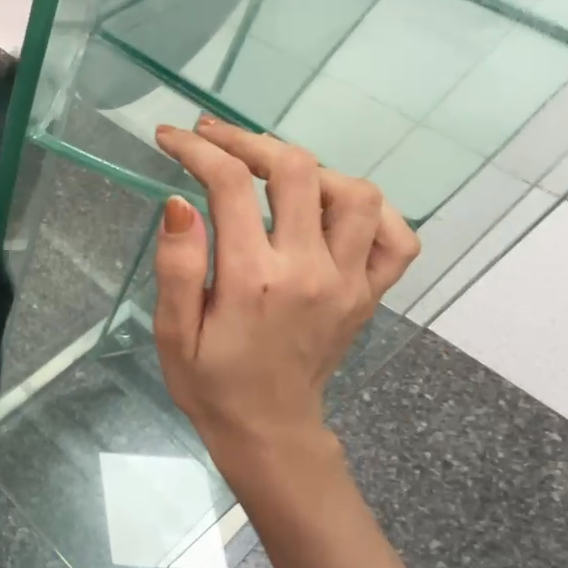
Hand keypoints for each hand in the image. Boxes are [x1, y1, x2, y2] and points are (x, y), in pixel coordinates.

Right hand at [152, 117, 418, 483]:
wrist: (268, 430)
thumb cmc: (209, 381)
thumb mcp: (171, 331)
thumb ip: (177, 267)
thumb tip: (178, 202)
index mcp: (253, 278)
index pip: (229, 185)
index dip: (196, 149)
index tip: (169, 137)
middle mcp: (311, 270)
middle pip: (297, 170)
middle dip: (249, 141)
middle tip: (213, 137)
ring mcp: (351, 281)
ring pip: (355, 193)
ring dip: (309, 168)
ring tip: (268, 171)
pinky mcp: (371, 293)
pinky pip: (397, 237)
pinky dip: (371, 209)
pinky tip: (330, 205)